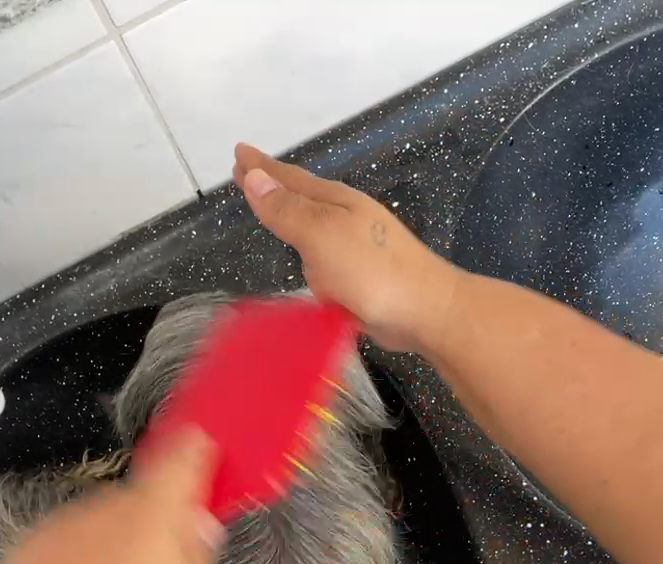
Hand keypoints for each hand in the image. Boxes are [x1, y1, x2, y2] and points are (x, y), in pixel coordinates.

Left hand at [0, 430, 226, 563]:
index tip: (209, 455)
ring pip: (96, 536)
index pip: (181, 458)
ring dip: (114, 560)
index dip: (200, 451)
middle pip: (136, 503)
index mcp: (150, 520)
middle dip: (157, 529)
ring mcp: (45, 543)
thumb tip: (194, 531)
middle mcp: (93, 517)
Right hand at [233, 143, 461, 351]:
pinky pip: (324, 267)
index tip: (238, 153)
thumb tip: (254, 178)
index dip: (262, 169)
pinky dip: (311, 262)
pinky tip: (308, 267)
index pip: (289, 180)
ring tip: (272, 215)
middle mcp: (345, 221)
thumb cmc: (372, 272)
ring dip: (293, 223)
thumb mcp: (321, 236)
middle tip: (247, 177)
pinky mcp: (361, 282)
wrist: (424, 312)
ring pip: (312, 235)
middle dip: (274, 191)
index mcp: (335, 203)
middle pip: (301, 201)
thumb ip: (287, 211)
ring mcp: (355, 251)